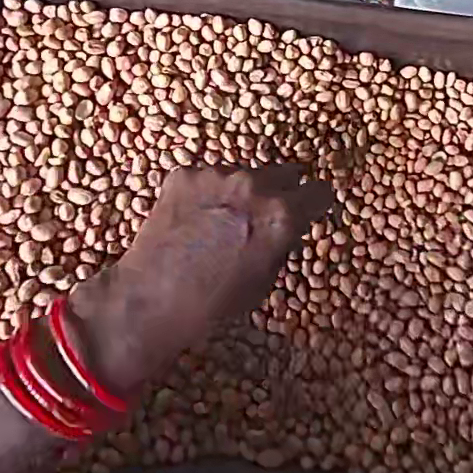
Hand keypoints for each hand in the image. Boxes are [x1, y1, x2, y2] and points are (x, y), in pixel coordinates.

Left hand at [69, 165, 332, 393]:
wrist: (154, 296)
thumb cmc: (216, 300)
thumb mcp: (266, 278)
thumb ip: (283, 241)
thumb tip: (288, 224)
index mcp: (282, 215)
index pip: (319, 191)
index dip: (315, 203)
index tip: (310, 207)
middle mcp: (254, 185)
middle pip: (285, 172)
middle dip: (282, 190)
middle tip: (265, 213)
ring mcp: (216, 174)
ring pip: (243, 173)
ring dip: (240, 191)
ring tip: (219, 222)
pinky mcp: (185, 174)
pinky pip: (206, 177)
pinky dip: (205, 193)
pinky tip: (192, 219)